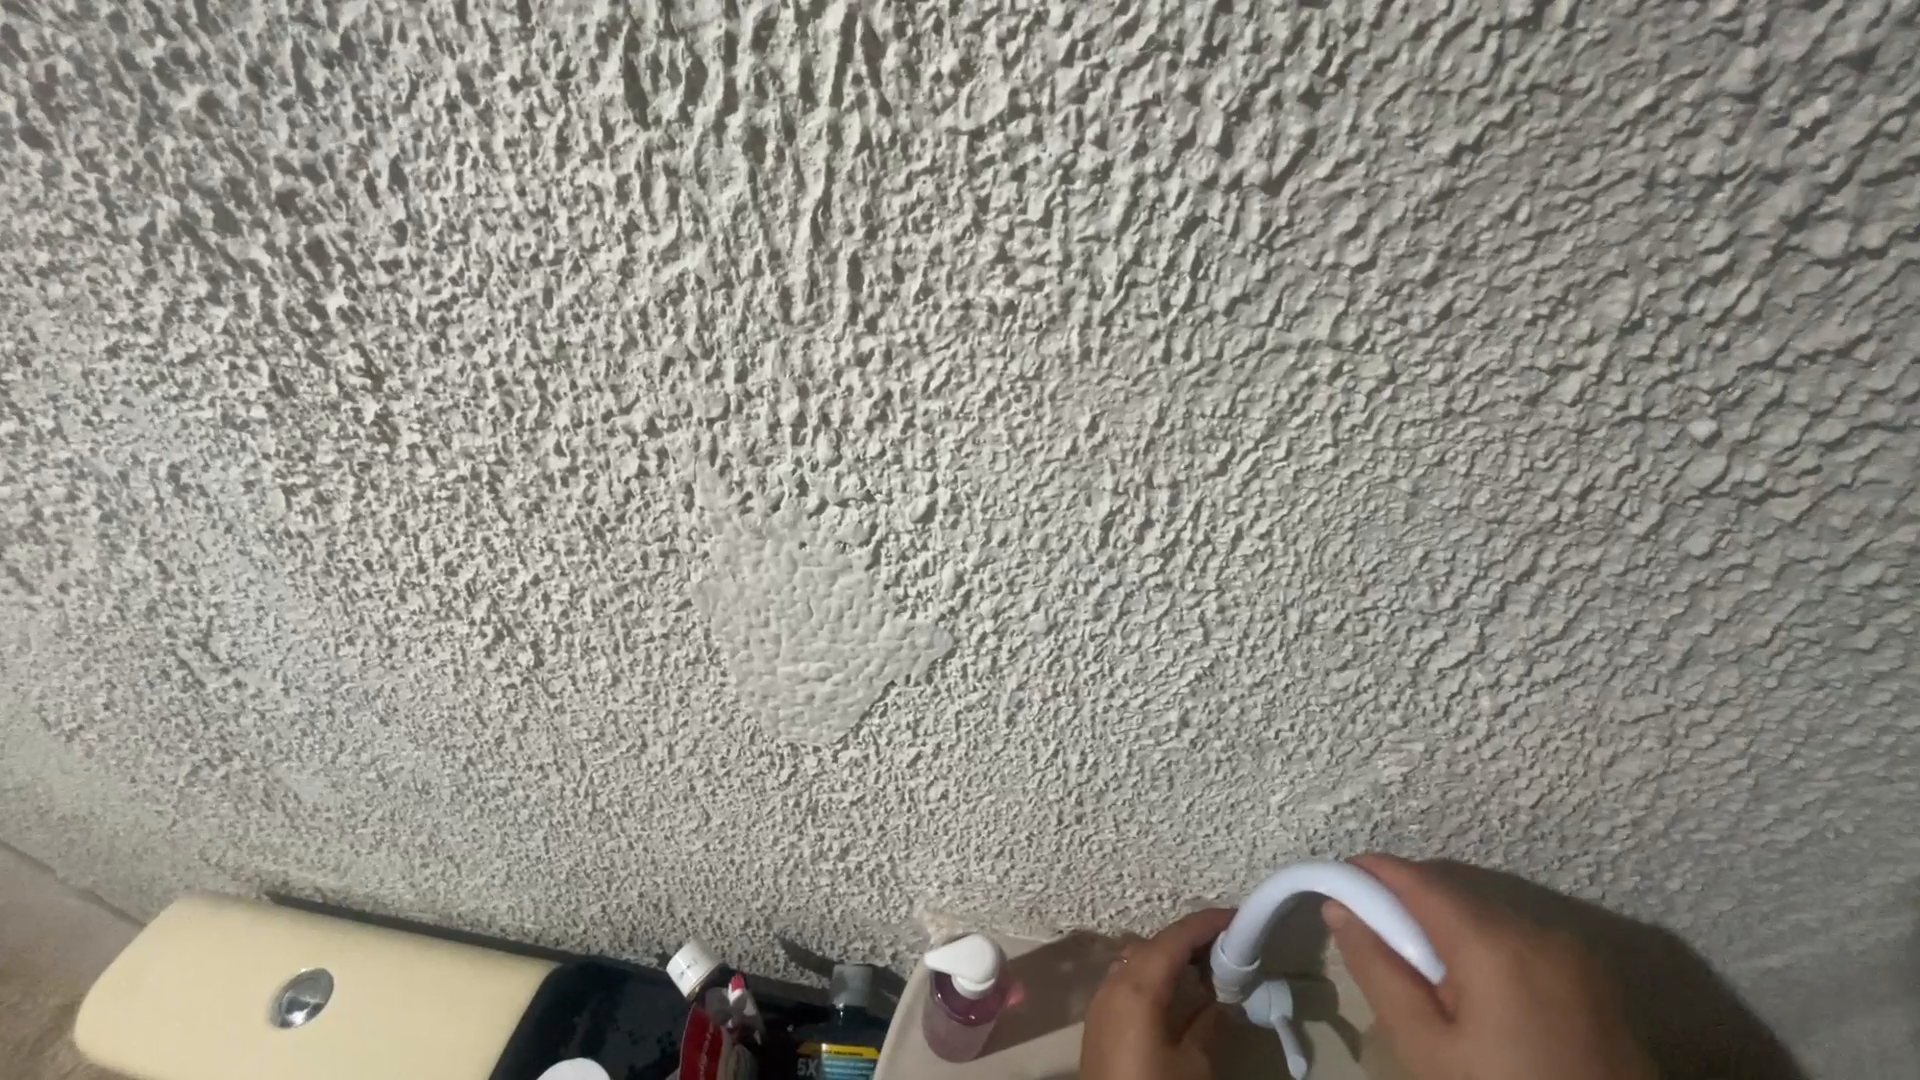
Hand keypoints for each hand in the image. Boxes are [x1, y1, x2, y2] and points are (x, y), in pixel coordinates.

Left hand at [1081, 908, 1235, 1079]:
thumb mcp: (1192, 1066)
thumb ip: (1207, 1025)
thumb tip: (1219, 1001)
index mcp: (1137, 986)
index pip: (1174, 938)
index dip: (1205, 923)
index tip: (1236, 916)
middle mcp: (1114, 982)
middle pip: (1154, 944)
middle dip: (1190, 938)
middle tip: (1228, 943)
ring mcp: (1102, 999)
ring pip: (1138, 959)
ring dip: (1170, 956)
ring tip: (1208, 965)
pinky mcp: (1099, 1019)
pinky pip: (1128, 978)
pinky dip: (1154, 974)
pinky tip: (1178, 991)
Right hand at [1326, 854, 1655, 1079]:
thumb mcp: (1426, 1048)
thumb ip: (1378, 970)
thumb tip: (1339, 909)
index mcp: (1494, 942)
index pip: (1417, 879)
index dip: (1371, 871)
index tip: (1335, 878)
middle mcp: (1540, 930)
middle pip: (1454, 890)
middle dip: (1407, 901)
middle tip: (1374, 937)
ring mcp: (1576, 953)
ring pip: (1488, 911)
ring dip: (1447, 923)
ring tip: (1426, 972)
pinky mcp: (1597, 979)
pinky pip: (1522, 937)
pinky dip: (1485, 942)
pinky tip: (1476, 988)